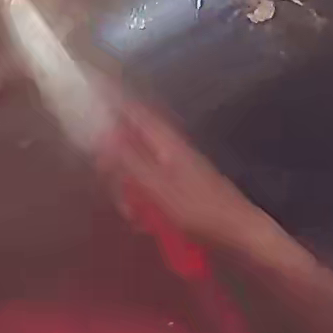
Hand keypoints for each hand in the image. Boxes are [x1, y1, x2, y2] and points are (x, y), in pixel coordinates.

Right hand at [99, 102, 269, 252]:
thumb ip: (126, 159)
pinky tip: (146, 225)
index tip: (89, 93)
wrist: (244, 239)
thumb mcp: (156, 187)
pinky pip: (150, 190)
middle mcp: (169, 149)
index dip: (111, 99)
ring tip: (133, 215)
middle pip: (129, 142)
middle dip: (114, 163)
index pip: (132, 109)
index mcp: (164, 141)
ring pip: (137, 169)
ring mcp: (176, 171)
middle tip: (107, 181)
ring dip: (128, 189)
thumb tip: (98, 132)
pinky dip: (143, 204)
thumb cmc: (199, 211)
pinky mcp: (180, 192)